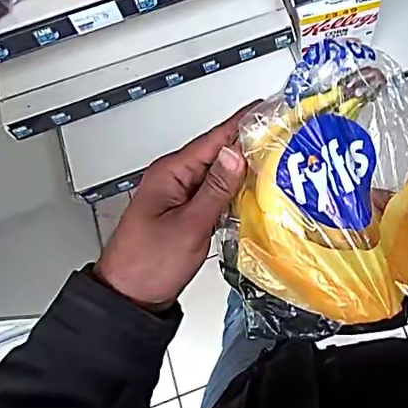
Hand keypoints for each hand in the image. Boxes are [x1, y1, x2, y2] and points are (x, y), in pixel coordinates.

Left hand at [95, 103, 253, 307]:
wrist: (129, 299)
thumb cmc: (147, 265)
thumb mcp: (188, 225)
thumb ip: (215, 189)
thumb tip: (235, 154)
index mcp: (170, 173)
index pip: (212, 139)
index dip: (241, 123)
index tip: (265, 108)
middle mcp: (174, 178)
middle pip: (217, 152)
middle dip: (246, 142)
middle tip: (279, 133)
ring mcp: (180, 195)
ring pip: (218, 173)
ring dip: (242, 167)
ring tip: (273, 158)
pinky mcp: (186, 210)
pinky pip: (214, 191)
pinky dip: (234, 189)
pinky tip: (252, 189)